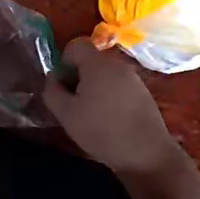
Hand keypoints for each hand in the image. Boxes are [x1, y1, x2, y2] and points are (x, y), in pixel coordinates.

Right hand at [44, 37, 189, 178]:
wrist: (147, 154)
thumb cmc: (102, 131)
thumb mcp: (66, 114)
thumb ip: (52, 91)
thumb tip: (53, 78)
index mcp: (98, 64)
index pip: (76, 45)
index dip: (63, 61)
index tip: (62, 85)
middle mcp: (118, 64)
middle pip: (91, 59)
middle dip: (77, 76)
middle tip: (72, 102)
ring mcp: (133, 78)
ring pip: (105, 73)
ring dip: (93, 87)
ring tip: (90, 113)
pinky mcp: (143, 92)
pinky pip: (118, 85)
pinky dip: (109, 95)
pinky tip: (108, 119)